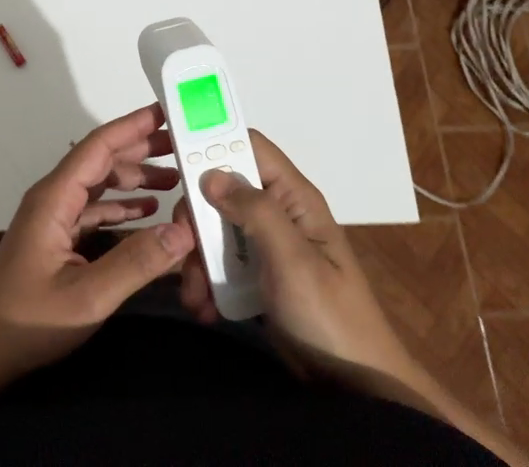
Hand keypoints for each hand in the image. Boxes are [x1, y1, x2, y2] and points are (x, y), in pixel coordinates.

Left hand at [0, 103, 196, 380]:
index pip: (96, 148)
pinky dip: (123, 205)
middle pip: (99, 160)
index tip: (166, 112)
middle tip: (183, 143)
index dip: (131, 127)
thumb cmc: (31, 322)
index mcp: (53, 199)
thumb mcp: (88, 297)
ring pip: (98, 184)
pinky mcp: (56, 238)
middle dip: (140, 148)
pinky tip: (149, 212)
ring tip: (176, 176)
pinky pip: (94, 209)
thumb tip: (183, 231)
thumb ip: (135, 263)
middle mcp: (52, 199)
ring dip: (135, 177)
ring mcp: (52, 218)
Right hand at [176, 130, 411, 377]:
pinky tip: (203, 306)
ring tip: (195, 293)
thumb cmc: (329, 315)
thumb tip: (210, 172)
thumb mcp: (293, 259)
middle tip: (182, 245)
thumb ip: (254, 210)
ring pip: (211, 229)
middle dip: (194, 217)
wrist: (353, 387)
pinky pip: (216, 263)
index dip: (213, 142)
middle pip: (219, 189)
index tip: (174, 156)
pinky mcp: (253, 276)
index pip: (249, 147)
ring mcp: (264, 246)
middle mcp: (277, 213)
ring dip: (195, 258)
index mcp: (293, 198)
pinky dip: (203, 281)